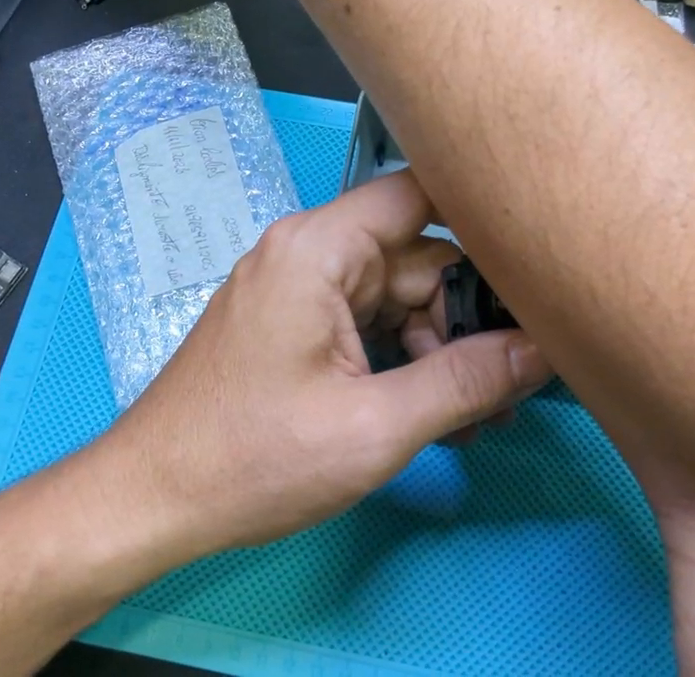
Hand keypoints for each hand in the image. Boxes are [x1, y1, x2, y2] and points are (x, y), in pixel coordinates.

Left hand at [99, 172, 551, 556]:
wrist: (152, 499)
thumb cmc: (253, 460)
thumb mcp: (374, 428)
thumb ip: (467, 383)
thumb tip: (542, 351)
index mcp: (320, 248)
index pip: (421, 195)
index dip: (484, 218)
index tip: (539, 262)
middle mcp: (311, 252)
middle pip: (418, 258)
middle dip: (467, 319)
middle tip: (514, 383)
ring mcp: (301, 288)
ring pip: (399, 297)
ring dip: (440, 350)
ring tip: (476, 418)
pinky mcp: (297, 323)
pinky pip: (369, 323)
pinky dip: (404, 359)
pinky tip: (433, 413)